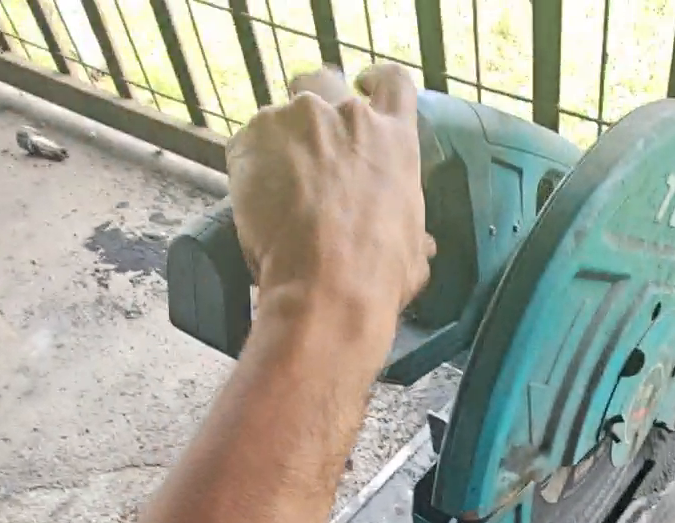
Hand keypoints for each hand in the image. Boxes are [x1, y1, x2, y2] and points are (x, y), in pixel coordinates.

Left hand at [226, 65, 434, 320]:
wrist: (327, 287)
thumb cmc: (380, 275)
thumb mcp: (413, 254)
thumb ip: (415, 234)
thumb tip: (425, 244)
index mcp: (394, 140)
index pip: (393, 84)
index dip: (376, 82)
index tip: (363, 87)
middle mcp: (347, 115)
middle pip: (324, 82)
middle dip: (316, 108)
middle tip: (311, 147)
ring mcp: (296, 119)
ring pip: (281, 118)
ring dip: (281, 144)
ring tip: (281, 191)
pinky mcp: (252, 137)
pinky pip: (249, 146)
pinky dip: (252, 169)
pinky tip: (260, 206)